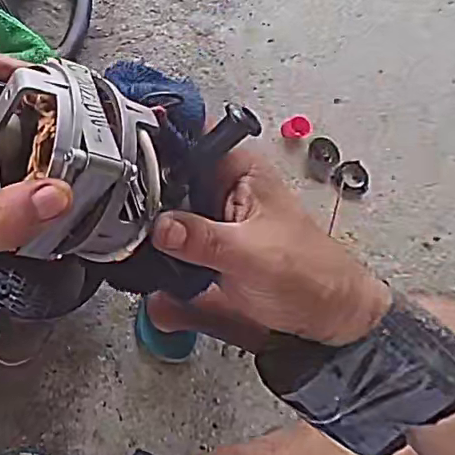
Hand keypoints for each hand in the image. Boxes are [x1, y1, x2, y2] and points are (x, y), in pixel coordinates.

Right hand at [146, 147, 389, 345]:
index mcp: (240, 170)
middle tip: (128, 216)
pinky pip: (171, 239)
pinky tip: (153, 263)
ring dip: (150, 226)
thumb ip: (203, 239)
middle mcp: (223, 187)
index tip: (132, 163)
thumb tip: (162, 227)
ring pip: (164, 208)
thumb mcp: (251, 254)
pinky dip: (159, 250)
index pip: (191, 138)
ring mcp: (212, 216)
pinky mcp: (205, 243)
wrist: (326, 316)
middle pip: (168, 174)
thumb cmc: (312, 275)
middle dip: (146, 194)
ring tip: (140, 244)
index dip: (158, 143)